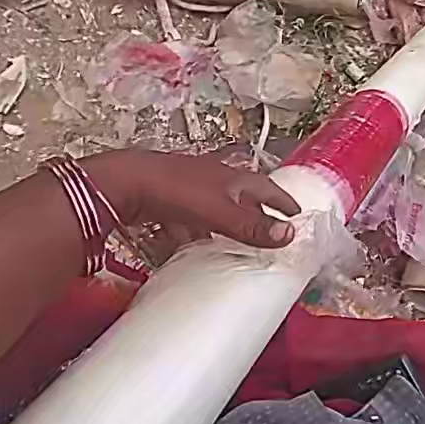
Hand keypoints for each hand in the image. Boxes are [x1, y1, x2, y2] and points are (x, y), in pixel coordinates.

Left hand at [83, 150, 300, 248]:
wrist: (127, 183)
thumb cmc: (178, 192)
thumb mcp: (220, 212)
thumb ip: (252, 226)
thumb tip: (291, 235)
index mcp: (232, 177)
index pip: (266, 187)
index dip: (281, 200)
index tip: (297, 213)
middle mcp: (213, 178)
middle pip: (242, 195)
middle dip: (256, 211)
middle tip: (270, 228)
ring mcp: (190, 187)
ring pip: (216, 206)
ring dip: (227, 222)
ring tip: (235, 243)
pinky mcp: (168, 200)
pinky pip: (191, 218)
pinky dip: (198, 231)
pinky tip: (195, 246)